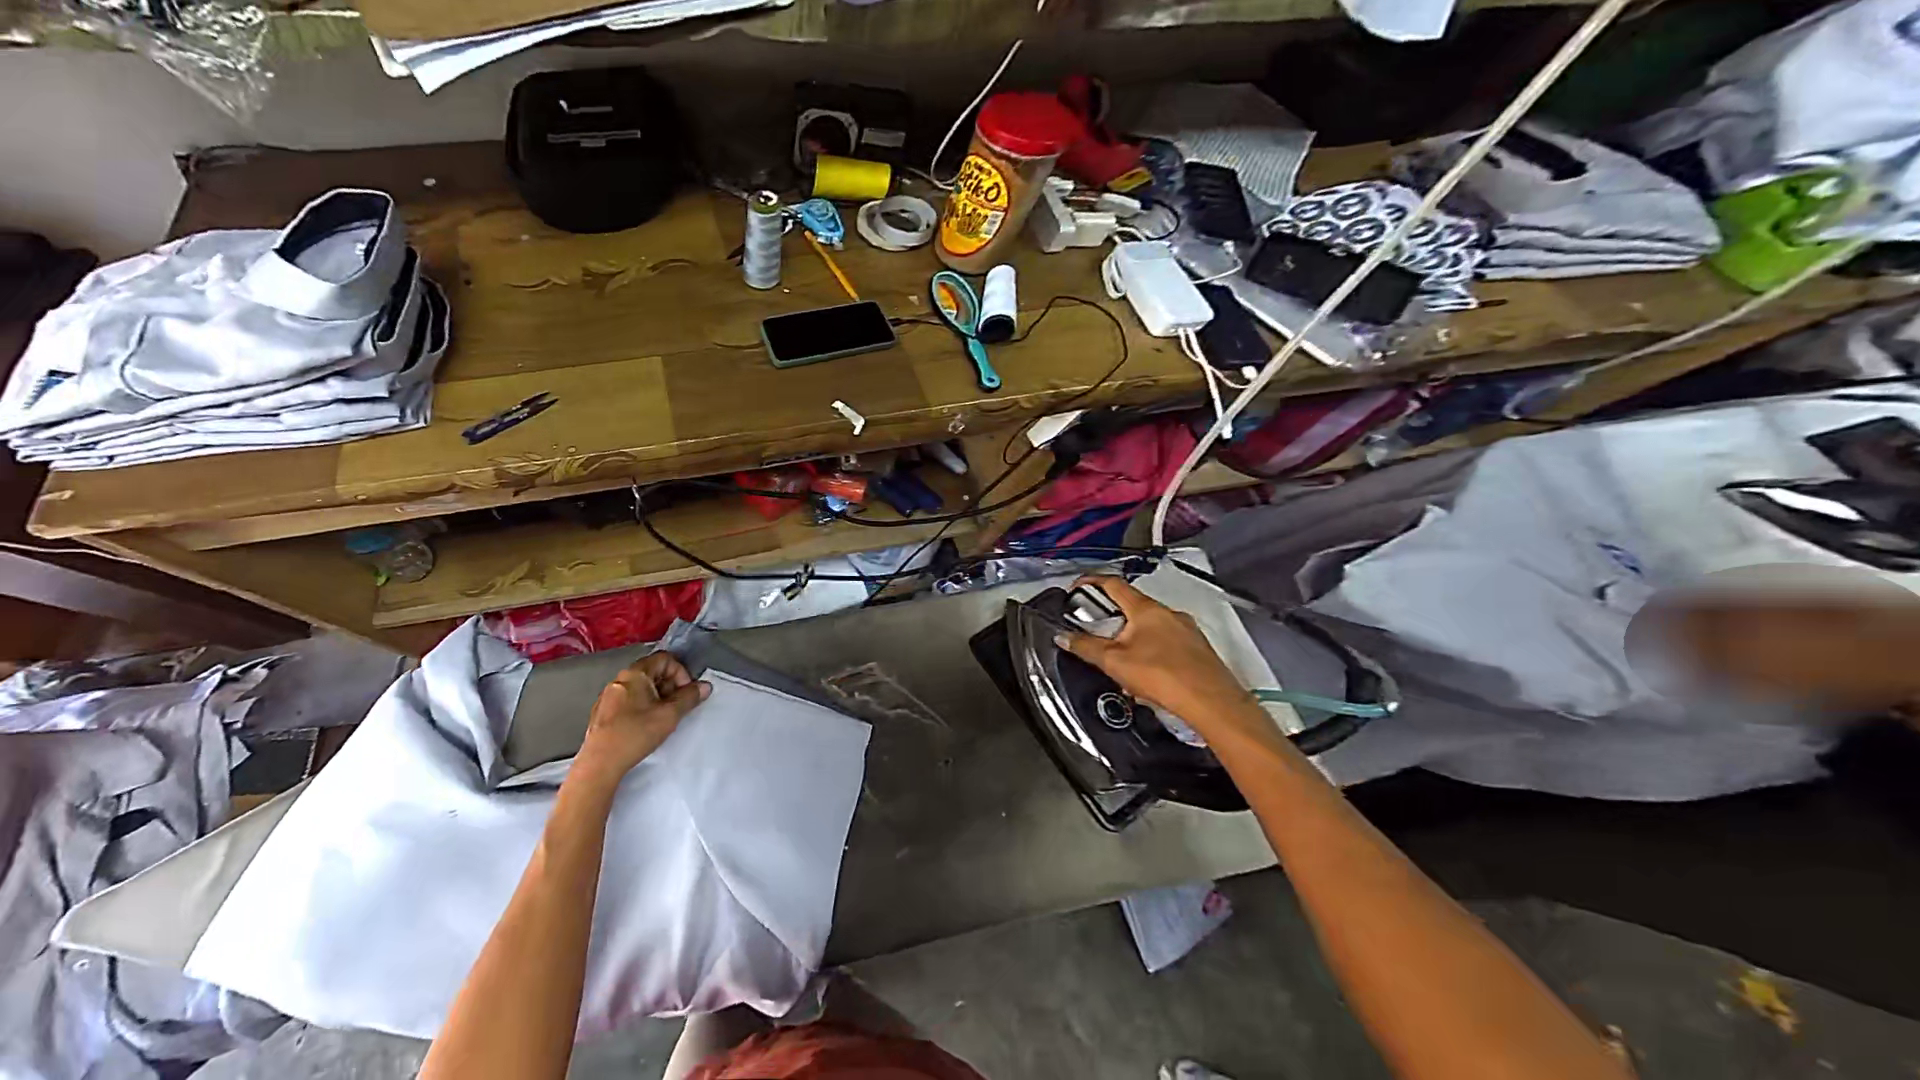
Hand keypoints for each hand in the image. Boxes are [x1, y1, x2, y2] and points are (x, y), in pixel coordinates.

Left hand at [575, 652, 709, 783]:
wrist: (600, 763)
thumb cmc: (636, 733)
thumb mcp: (670, 715)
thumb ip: (690, 697)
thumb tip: (704, 686)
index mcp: (635, 674)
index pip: (665, 658)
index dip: (681, 672)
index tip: (686, 693)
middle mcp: (619, 679)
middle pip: (652, 671)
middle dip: (670, 686)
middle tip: (677, 706)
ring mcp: (608, 696)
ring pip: (640, 687)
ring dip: (657, 697)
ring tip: (663, 718)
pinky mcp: (602, 712)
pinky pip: (628, 700)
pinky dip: (642, 706)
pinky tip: (644, 726)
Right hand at [1055, 576, 1266, 741]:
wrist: (1209, 701)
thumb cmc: (1165, 677)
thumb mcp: (1114, 662)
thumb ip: (1085, 647)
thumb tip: (1064, 637)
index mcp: (1146, 609)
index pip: (1113, 584)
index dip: (1091, 582)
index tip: (1078, 588)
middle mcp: (1169, 613)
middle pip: (1132, 606)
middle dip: (1112, 619)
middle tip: (1097, 634)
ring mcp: (1186, 630)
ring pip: (1151, 626)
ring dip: (1133, 638)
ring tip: (1122, 663)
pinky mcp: (1197, 649)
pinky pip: (1167, 642)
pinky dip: (1152, 652)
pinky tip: (1147, 675)